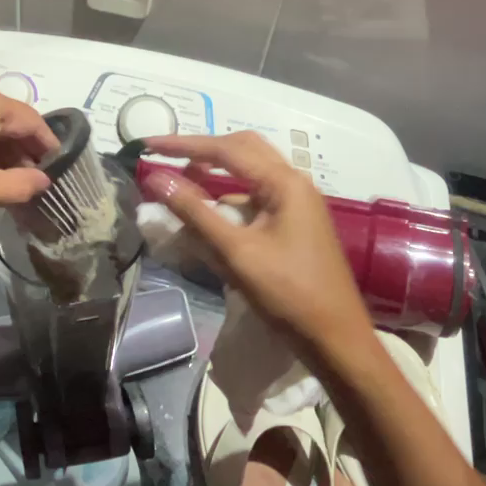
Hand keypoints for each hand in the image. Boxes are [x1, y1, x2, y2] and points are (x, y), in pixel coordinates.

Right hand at [140, 132, 373, 355]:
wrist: (337, 340)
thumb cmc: (289, 294)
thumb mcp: (235, 252)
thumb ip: (195, 212)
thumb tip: (157, 179)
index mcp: (285, 183)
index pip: (226, 150)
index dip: (183, 145)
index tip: (148, 145)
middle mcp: (294, 183)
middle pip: (243, 149)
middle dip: (202, 149)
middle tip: (167, 157)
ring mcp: (298, 203)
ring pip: (251, 170)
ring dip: (216, 169)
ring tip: (182, 178)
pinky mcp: (296, 222)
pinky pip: (257, 193)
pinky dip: (230, 193)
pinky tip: (211, 209)